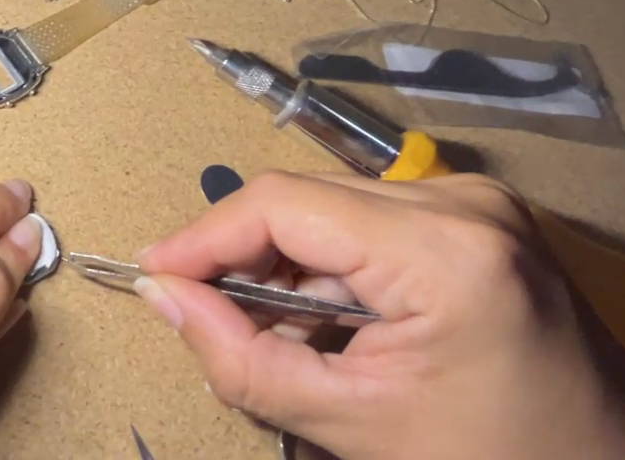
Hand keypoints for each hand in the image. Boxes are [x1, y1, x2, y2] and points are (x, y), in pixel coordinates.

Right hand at [137, 172, 624, 459]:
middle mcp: (458, 200)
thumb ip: (242, 360)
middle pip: (298, 200)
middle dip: (240, 255)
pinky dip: (320, 262)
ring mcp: (470, 198)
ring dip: (278, 261)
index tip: (153, 272)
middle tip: (201, 308)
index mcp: (444, 250)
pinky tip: (315, 313)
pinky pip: (358, 216)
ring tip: (263, 323)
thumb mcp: (358, 427)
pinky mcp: (471, 209)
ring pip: (322, 205)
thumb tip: (161, 294)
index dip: (204, 236)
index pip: (280, 205)